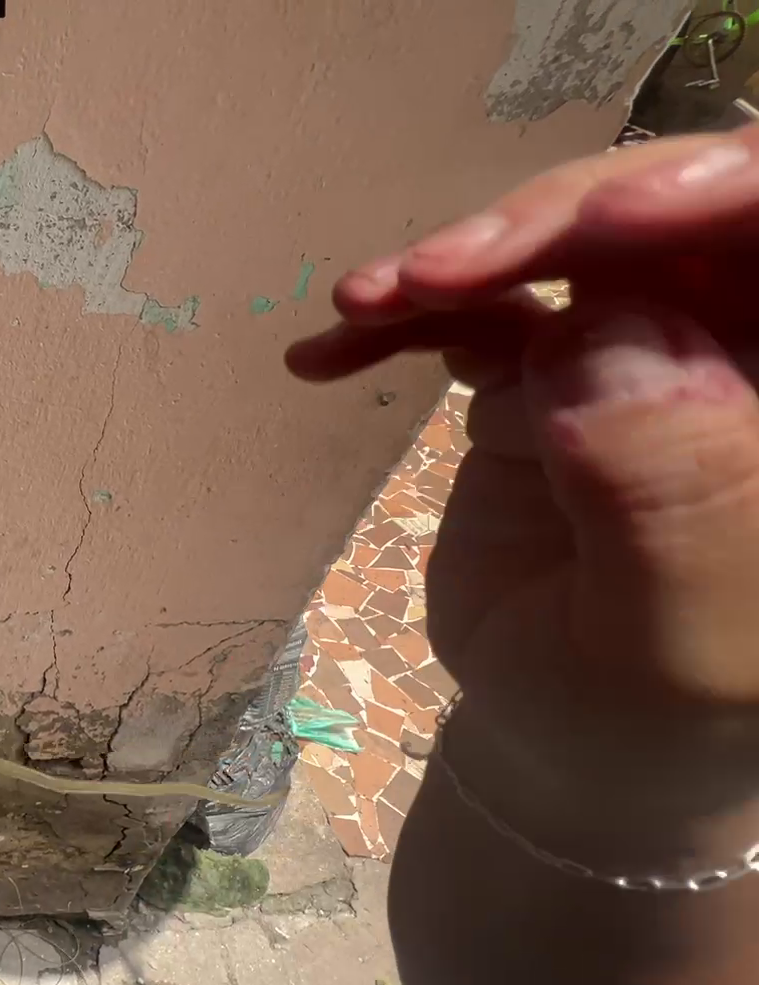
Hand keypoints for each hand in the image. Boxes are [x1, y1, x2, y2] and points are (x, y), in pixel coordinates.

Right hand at [287, 128, 758, 801]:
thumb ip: (676, 501)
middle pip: (683, 217)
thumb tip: (601, 339)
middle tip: (424, 277)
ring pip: (566, 249)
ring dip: (453, 267)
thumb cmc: (652, 714)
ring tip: (355, 308)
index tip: (614, 218)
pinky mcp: (548, 372)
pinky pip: (472, 312)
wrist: (574, 728)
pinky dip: (397, 324)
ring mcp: (654, 351)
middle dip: (552, 227)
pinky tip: (329, 355)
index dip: (740, 193)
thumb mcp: (678, 642)